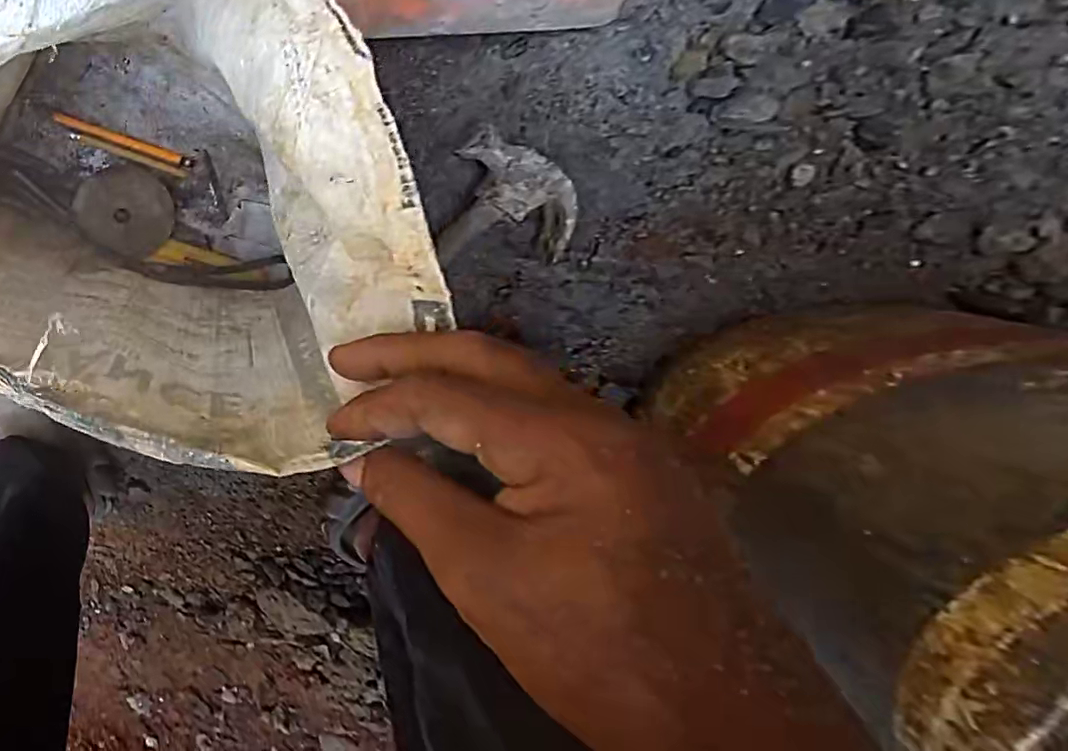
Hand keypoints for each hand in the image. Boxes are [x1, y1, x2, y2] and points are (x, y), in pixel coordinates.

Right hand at [328, 331, 871, 750]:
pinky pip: (541, 412)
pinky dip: (484, 405)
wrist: (732, 729)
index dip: (379, 404)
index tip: (335, 424)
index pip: (446, 396)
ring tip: (390, 376)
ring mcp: (622, 438)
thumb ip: (413, 500)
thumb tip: (362, 458)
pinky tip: (455, 420)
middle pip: (483, 357)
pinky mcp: (630, 466)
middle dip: (406, 353)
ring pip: (515, 377)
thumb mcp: (482, 576)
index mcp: (564, 440)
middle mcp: (597, 418)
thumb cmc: (594, 654)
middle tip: (348, 357)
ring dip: (447, 372)